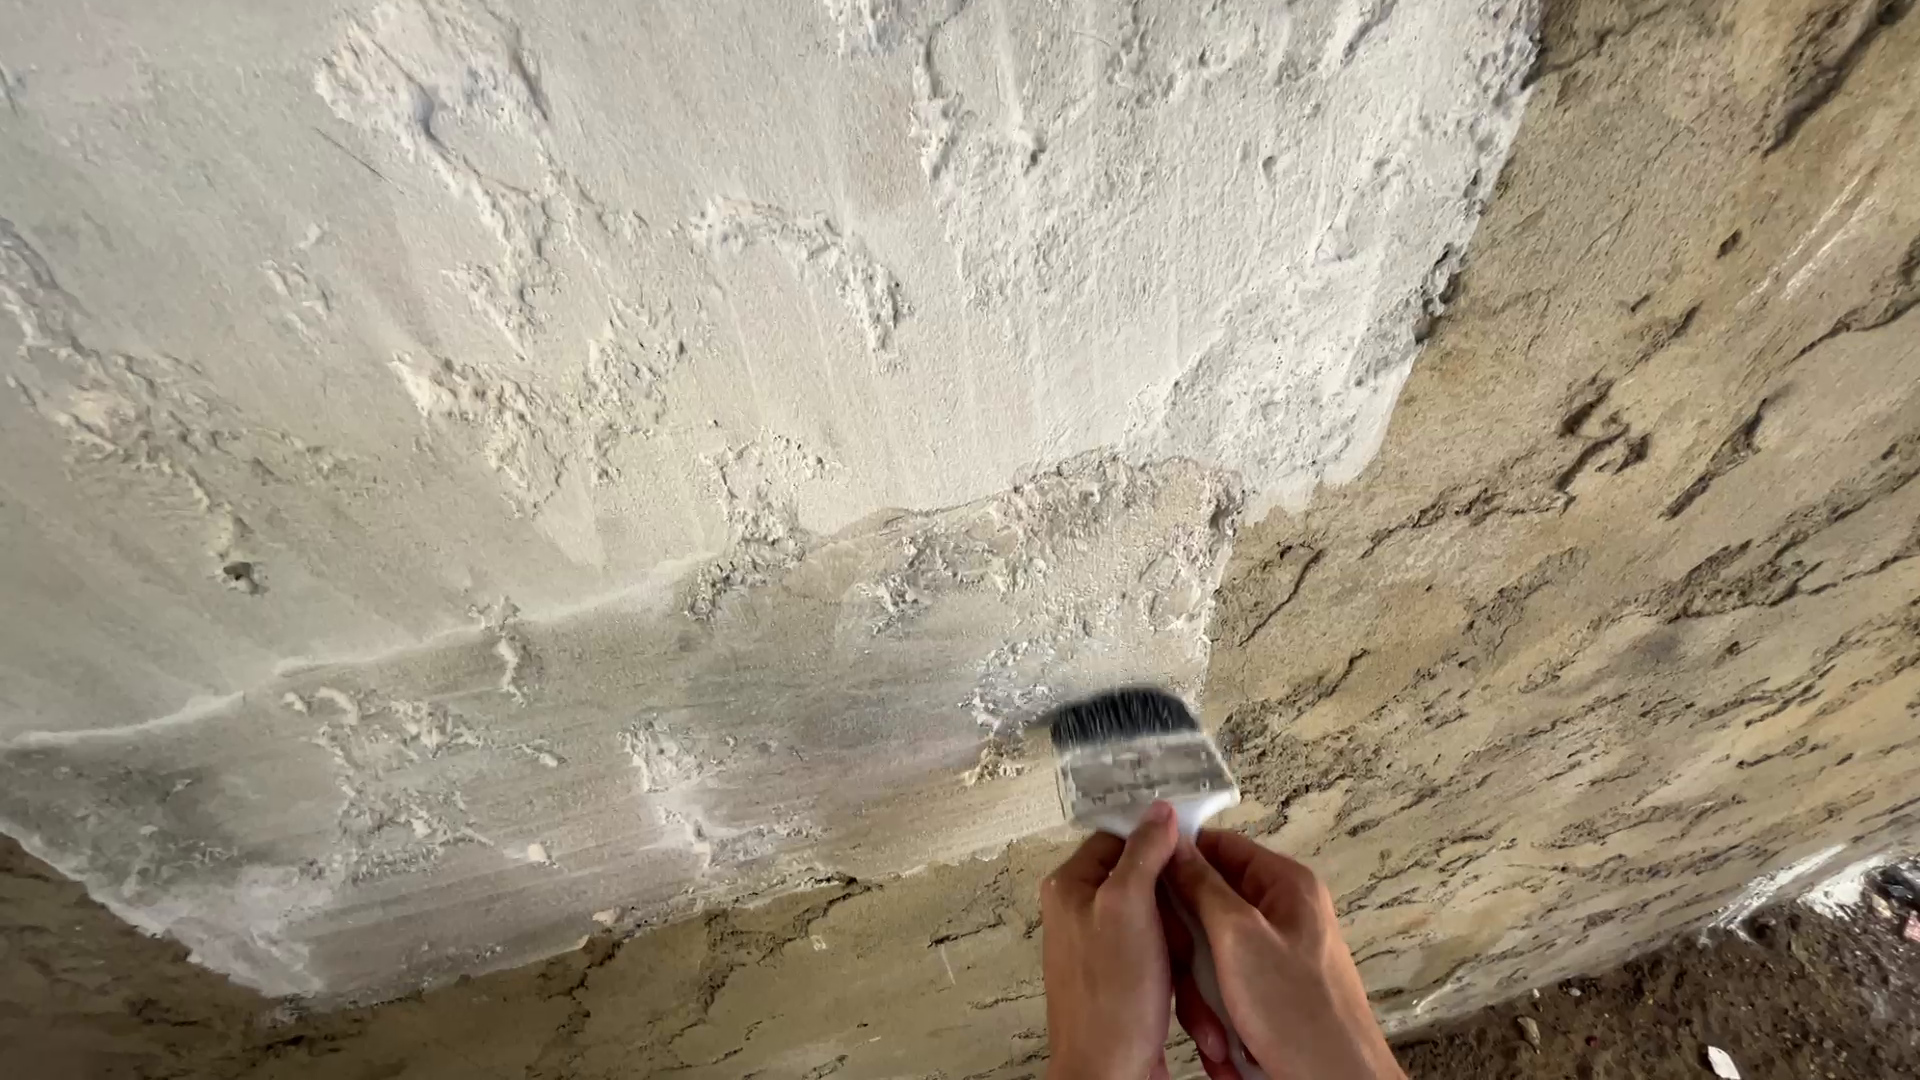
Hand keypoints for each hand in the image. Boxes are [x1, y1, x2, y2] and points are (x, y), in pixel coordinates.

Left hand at [1041, 801, 1180, 1079]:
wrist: (1110, 1078)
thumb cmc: (1110, 1000)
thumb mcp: (1129, 907)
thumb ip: (1144, 854)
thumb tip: (1158, 811)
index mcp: (1070, 886)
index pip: (1118, 839)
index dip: (1155, 847)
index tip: (1187, 859)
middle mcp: (1081, 912)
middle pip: (1146, 886)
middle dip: (1176, 920)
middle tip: (1179, 944)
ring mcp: (1101, 948)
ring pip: (1161, 927)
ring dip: (1184, 960)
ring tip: (1184, 986)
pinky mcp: (1122, 981)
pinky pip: (1162, 963)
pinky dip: (1181, 986)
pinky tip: (1191, 1013)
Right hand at [1162, 829, 1404, 1079]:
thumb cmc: (1300, 1016)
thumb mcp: (1238, 937)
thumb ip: (1201, 884)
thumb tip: (1173, 841)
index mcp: (1285, 884)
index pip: (1219, 844)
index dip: (1179, 858)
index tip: (1147, 879)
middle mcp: (1280, 911)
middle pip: (1207, 900)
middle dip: (1189, 943)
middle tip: (1183, 972)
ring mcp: (1273, 951)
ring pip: (1208, 946)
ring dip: (1199, 987)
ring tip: (1210, 1026)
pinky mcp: (1266, 988)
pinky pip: (1221, 979)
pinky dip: (1214, 1009)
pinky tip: (1220, 1040)